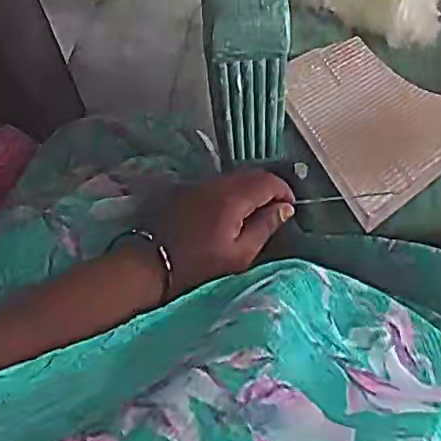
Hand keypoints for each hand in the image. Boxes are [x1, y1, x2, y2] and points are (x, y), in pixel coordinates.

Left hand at [152, 170, 294, 292]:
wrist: (150, 264)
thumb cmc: (198, 266)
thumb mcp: (239, 255)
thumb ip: (264, 227)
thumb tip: (284, 209)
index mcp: (233, 196)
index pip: (268, 180)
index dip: (284, 191)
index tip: (290, 208)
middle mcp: (217, 183)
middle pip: (252, 174)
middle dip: (270, 188)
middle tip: (277, 211)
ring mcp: (201, 184)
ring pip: (235, 178)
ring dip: (250, 190)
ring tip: (256, 214)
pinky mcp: (188, 190)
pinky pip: (219, 184)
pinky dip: (232, 192)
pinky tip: (232, 213)